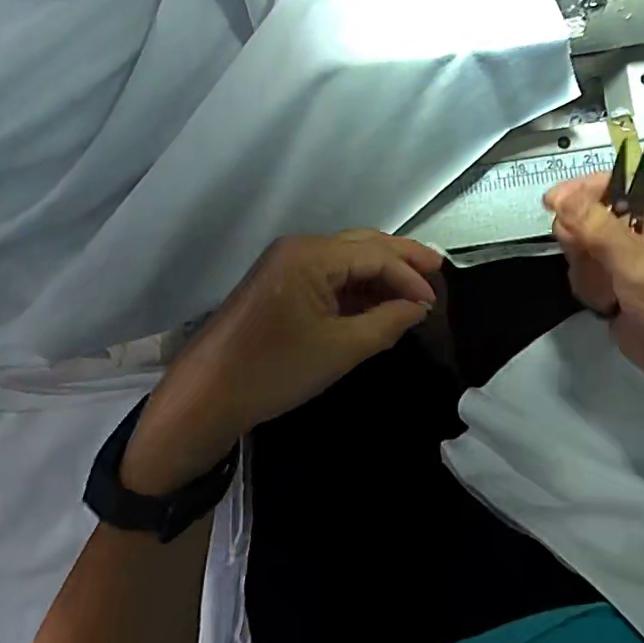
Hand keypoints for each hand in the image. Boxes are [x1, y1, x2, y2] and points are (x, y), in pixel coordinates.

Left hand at [120, 230, 440, 494]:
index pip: (375, 255)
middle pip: (362, 244)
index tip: (434, 303)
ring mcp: (286, 263)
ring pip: (347, 258)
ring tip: (415, 287)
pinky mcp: (280, 282)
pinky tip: (378, 301)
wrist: (205, 398)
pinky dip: (357, 286)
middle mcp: (299, 248)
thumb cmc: (274, 371)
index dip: (410, 277)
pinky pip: (329, 274)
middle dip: (401, 258)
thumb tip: (418, 307)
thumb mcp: (340, 349)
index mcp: (311, 255)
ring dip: (381, 273)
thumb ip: (387, 322)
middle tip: (438, 269)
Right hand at [543, 174, 643, 400]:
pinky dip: (590, 287)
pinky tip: (609, 303)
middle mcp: (641, 225)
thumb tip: (561, 196)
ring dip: (588, 272)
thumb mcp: (637, 263)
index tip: (552, 203)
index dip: (580, 191)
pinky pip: (581, 268)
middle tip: (586, 257)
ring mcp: (624, 252)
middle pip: (588, 213)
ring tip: (610, 292)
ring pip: (579, 244)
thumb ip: (598, 227)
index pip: (612, 184)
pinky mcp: (611, 276)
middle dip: (584, 242)